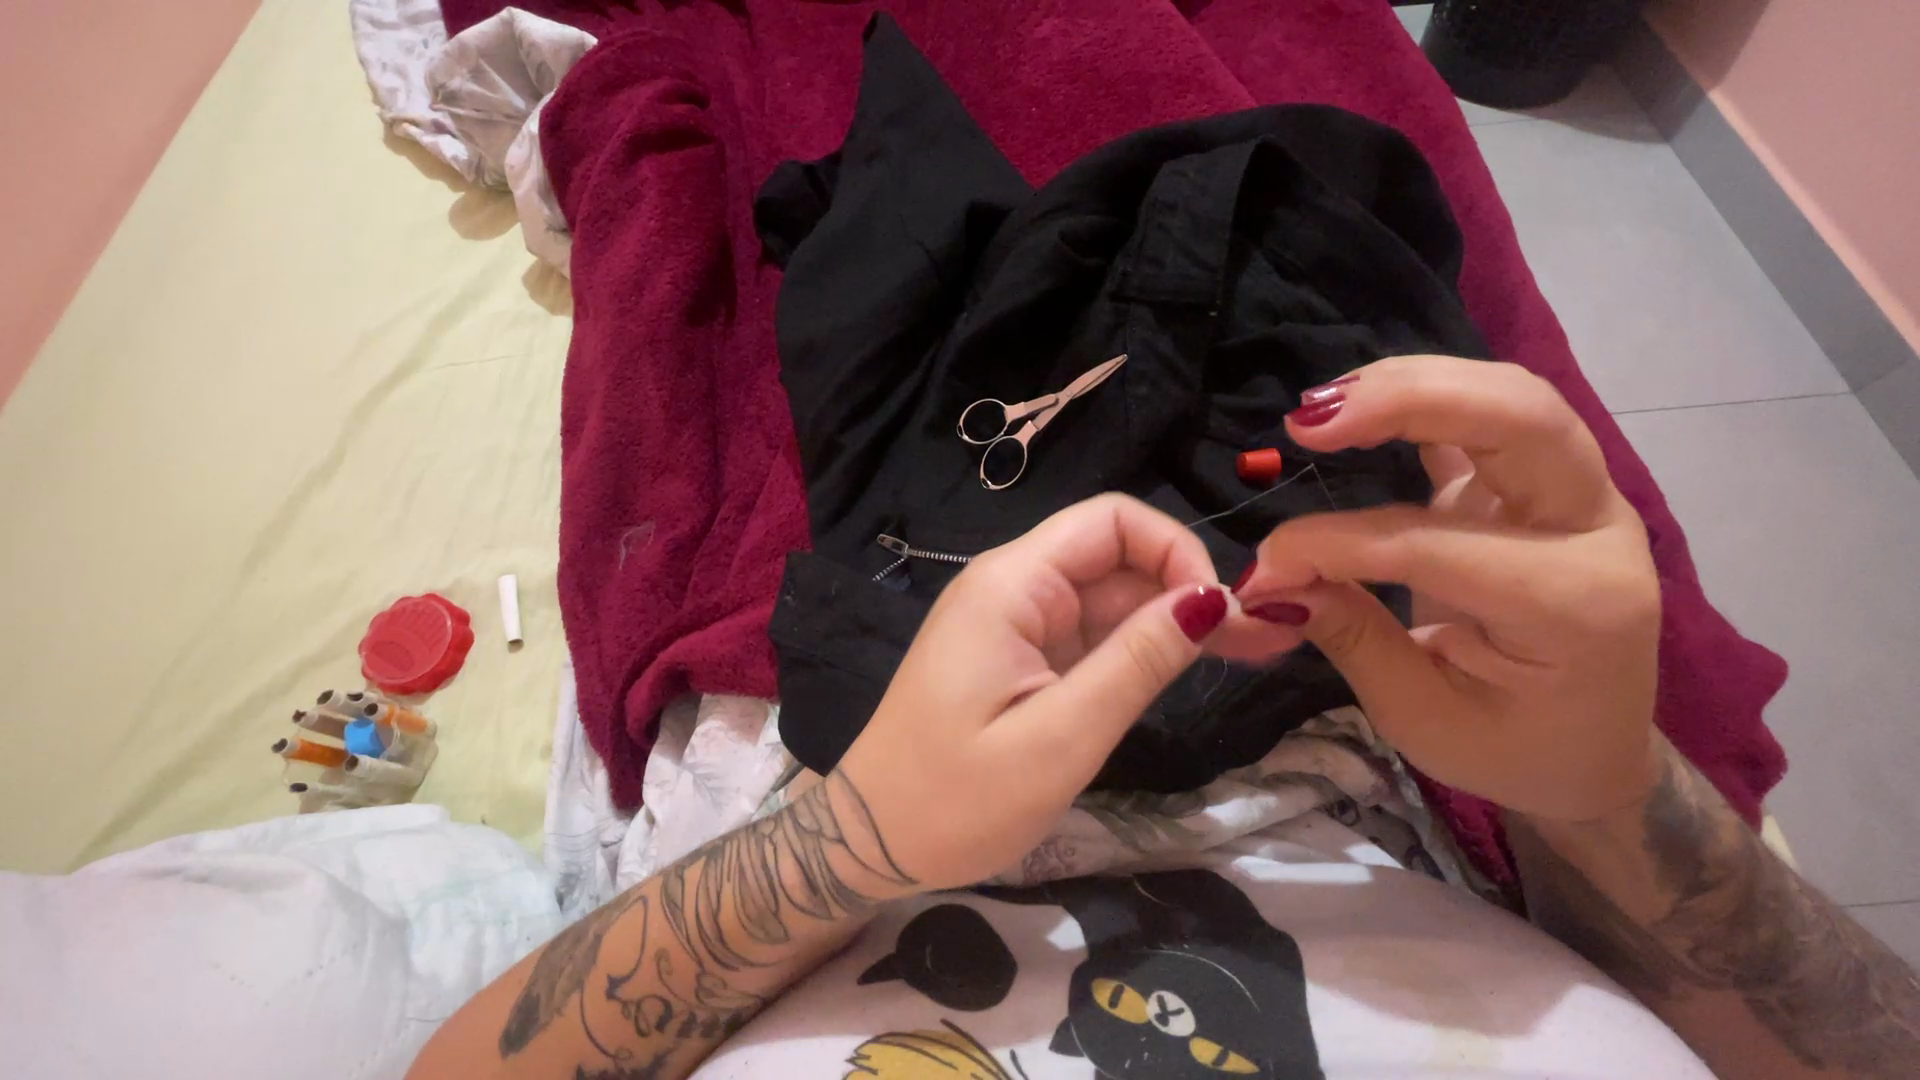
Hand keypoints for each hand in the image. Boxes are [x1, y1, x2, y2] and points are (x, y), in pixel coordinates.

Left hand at [837, 494, 1230, 891]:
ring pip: (1110, 597)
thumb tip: (1211, 597)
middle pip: (1116, 556)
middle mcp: (1013, 586)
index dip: (1175, 548)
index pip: (1111, 520)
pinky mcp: (1021, 656)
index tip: (1222, 610)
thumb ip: (1137, 662)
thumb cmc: (956, 799)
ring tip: (1252, 652)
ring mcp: (1016, 621)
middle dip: (1188, 587)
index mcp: (1011, 585)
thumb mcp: (1060, 736)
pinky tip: (1192, 666)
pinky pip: (1090, 634)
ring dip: (1173, 619)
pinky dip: (1140, 648)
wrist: (874, 841)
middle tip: (1263, 639)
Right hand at [1232, 356, 1663, 822]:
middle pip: (1518, 420)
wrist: (1592, 751)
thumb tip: (1268, 581)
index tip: (1262, 567)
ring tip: (1320, 408)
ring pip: (1509, 398)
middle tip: (1304, 422)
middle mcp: (1591, 532)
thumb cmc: (1512, 749)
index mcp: (1571, 606)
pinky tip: (1359, 402)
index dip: (1333, 545)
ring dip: (1410, 385)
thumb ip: (1349, 636)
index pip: (1431, 544)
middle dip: (1405, 402)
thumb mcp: (1421, 716)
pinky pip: (1489, 417)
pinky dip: (1423, 396)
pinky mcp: (1535, 489)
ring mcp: (1572, 499)